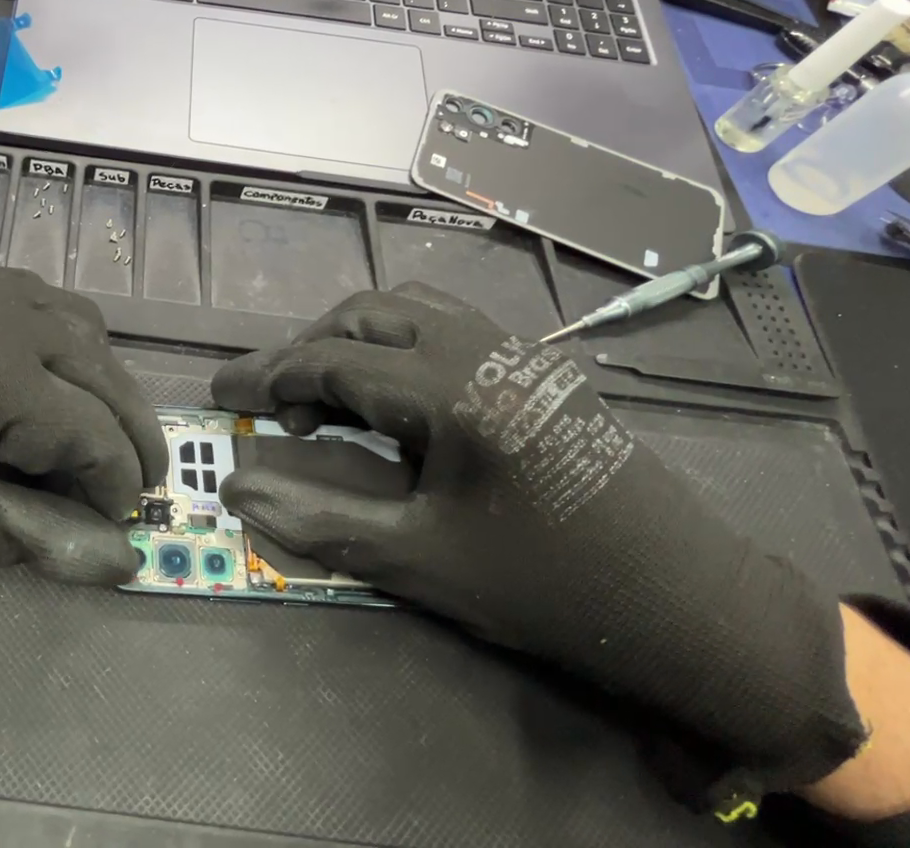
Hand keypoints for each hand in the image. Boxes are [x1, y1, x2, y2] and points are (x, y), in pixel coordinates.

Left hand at [0, 264, 166, 584]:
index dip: (116, 486)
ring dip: (101, 379)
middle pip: (103, 369)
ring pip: (80, 323)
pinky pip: (36, 296)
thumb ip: (40, 536)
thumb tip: (124, 560)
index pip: (95, 434)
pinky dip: (62, 340)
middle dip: (129, 433)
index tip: (114, 522)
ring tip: (92, 430)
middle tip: (130, 482)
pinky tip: (46, 378)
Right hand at [213, 284, 866, 807]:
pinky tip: (388, 393)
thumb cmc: (547, 586)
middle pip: (363, 315)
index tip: (220, 393)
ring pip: (406, 308)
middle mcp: (480, 349)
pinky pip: (443, 323)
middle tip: (273, 400)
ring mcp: (514, 350)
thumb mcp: (420, 562)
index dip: (265, 377)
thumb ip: (318, 519)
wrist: (689, 603)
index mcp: (451, 391)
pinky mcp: (534, 365)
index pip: (330, 361)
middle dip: (304, 349)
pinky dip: (393, 341)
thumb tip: (238, 489)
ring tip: (323, 391)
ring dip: (349, 337)